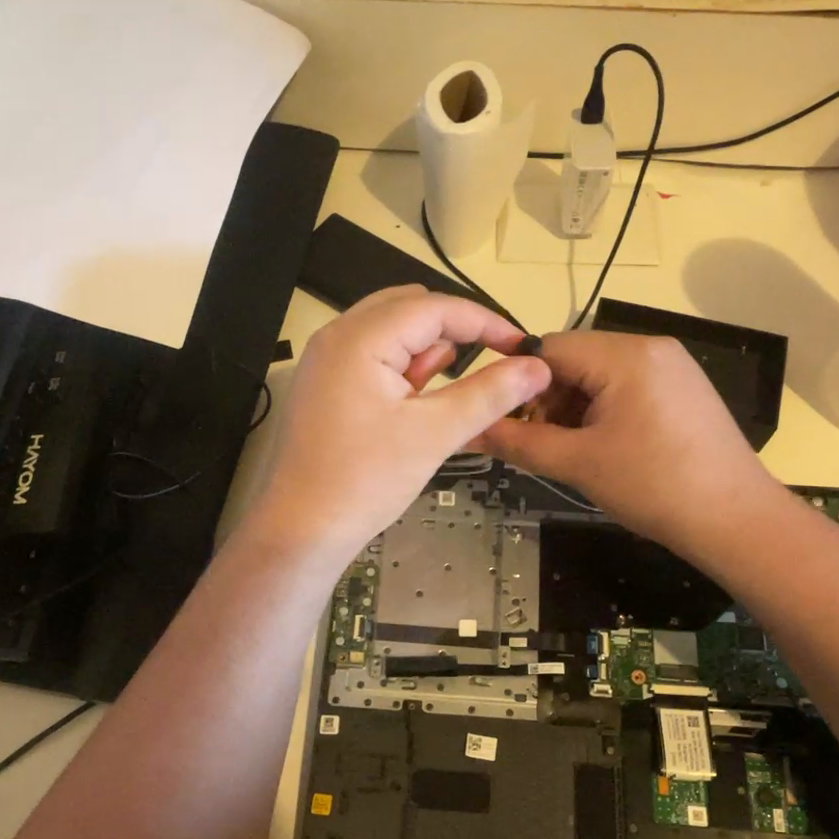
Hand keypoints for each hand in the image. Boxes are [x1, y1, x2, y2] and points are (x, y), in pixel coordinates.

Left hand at [245, 286, 549, 561]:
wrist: (301, 530)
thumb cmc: (366, 480)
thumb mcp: (434, 434)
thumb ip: (489, 394)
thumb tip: (538, 368)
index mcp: (360, 339)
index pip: (434, 308)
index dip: (484, 322)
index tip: (522, 347)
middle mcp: (337, 336)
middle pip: (409, 309)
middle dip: (454, 332)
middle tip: (487, 367)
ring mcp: (325, 361)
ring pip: (390, 332)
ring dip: (427, 351)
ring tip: (447, 394)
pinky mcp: (323, 386)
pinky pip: (371, 357)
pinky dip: (402, 369)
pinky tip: (418, 401)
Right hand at [477, 331, 780, 554]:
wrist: (734, 519)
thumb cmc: (653, 486)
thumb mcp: (578, 464)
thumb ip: (520, 442)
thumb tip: (471, 431)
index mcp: (625, 354)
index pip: (548, 348)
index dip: (519, 384)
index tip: (507, 424)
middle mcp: (650, 348)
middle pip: (575, 361)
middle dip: (548, 401)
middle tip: (539, 446)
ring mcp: (672, 368)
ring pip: (600, 377)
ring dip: (574, 410)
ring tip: (571, 454)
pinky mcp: (683, 391)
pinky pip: (627, 389)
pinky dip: (603, 414)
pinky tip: (603, 450)